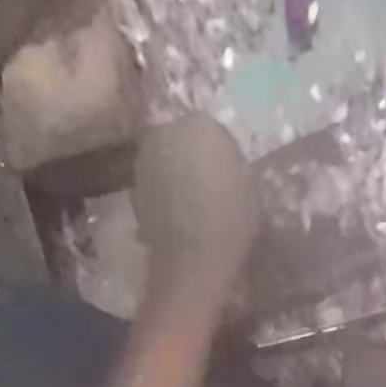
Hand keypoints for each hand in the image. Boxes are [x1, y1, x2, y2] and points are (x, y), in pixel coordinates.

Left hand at [132, 114, 260, 316]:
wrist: (192, 261)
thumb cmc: (231, 224)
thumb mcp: (251, 189)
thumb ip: (236, 165)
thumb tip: (225, 161)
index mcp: (201, 125)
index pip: (212, 129)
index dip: (222, 152)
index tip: (231, 174)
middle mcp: (166, 132)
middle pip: (182, 138)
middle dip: (194, 157)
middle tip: (212, 186)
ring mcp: (144, 160)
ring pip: (166, 160)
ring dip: (177, 175)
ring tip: (195, 205)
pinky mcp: (134, 188)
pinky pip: (155, 185)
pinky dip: (165, 196)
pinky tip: (180, 218)